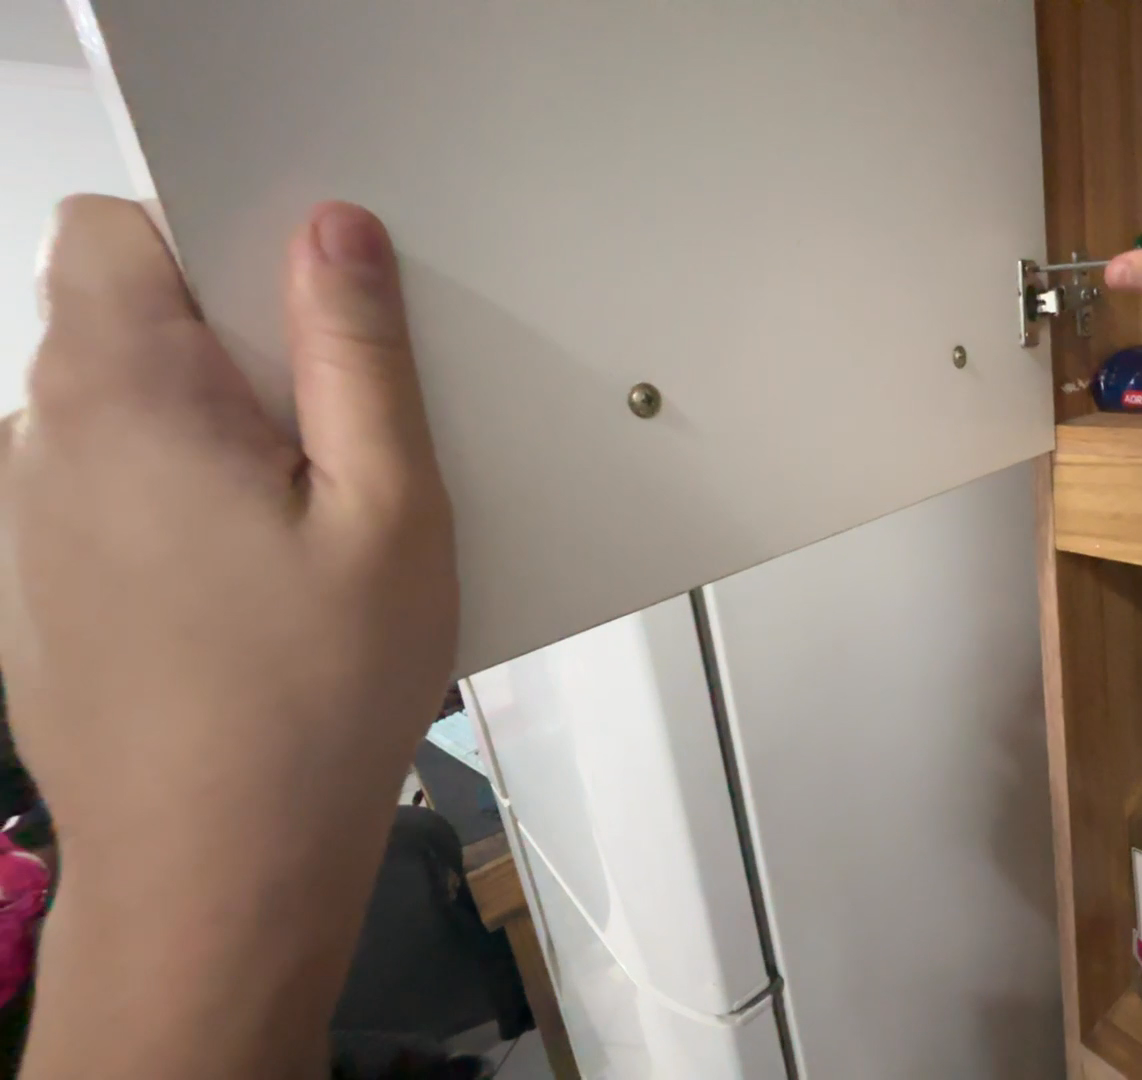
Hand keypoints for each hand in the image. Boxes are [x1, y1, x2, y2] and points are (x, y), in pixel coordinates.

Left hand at [4, 197, 455, 1077]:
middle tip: (365, 436)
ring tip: (337, 513)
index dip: (238, 242)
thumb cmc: (321, 684)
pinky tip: (290, 563)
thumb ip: (361, 361)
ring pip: (151, 399)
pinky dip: (222, 480)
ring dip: (252, 419)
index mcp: (127, 400)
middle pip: (145, 314)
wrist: (229, 850)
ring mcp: (41, 509)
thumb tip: (337, 233)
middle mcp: (46, 438)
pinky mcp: (64, 566)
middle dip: (264, 342)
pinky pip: (142, 473)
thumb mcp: (390, 506)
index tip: (333, 310)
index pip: (132, 230)